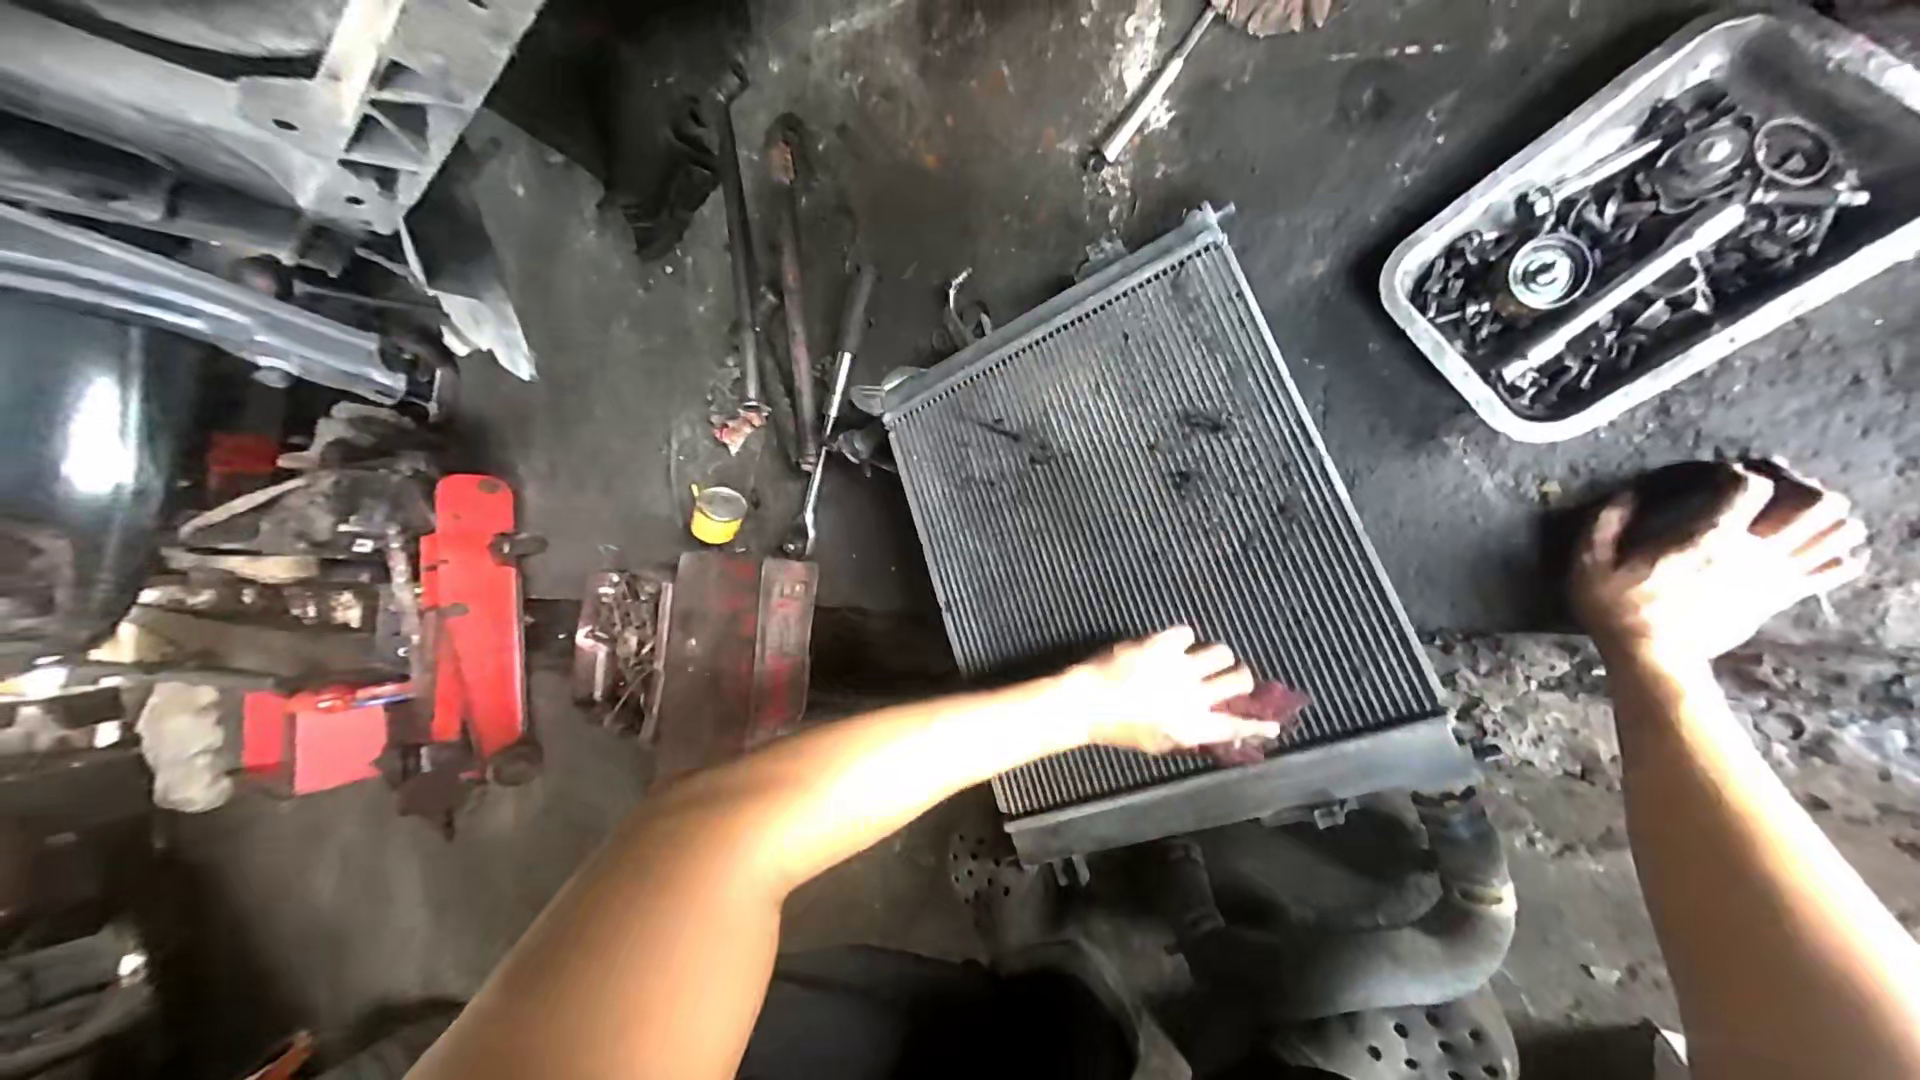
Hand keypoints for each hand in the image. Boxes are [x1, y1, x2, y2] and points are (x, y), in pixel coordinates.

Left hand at [1053, 626, 1278, 753]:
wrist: (1086, 702)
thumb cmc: (1118, 728)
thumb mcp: (1157, 743)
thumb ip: (1189, 738)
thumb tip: (1215, 734)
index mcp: (1192, 727)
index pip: (1238, 727)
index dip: (1259, 725)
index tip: (1274, 725)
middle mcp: (1193, 697)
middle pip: (1238, 680)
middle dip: (1240, 676)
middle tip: (1233, 674)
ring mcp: (1178, 668)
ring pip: (1220, 652)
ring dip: (1217, 655)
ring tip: (1204, 657)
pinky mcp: (1162, 644)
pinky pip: (1187, 633)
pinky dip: (1183, 638)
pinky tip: (1173, 644)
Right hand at [1570, 465, 1868, 666]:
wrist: (1652, 655)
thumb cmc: (1616, 607)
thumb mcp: (1590, 563)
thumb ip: (1606, 523)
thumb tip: (1627, 494)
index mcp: (1708, 539)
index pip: (1752, 487)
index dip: (1737, 473)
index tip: (1717, 475)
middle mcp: (1756, 552)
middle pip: (1818, 503)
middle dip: (1797, 485)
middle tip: (1769, 486)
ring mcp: (1777, 576)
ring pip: (1840, 532)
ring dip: (1826, 516)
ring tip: (1793, 513)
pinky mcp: (1784, 596)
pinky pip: (1840, 567)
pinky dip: (1839, 552)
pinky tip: (1813, 548)